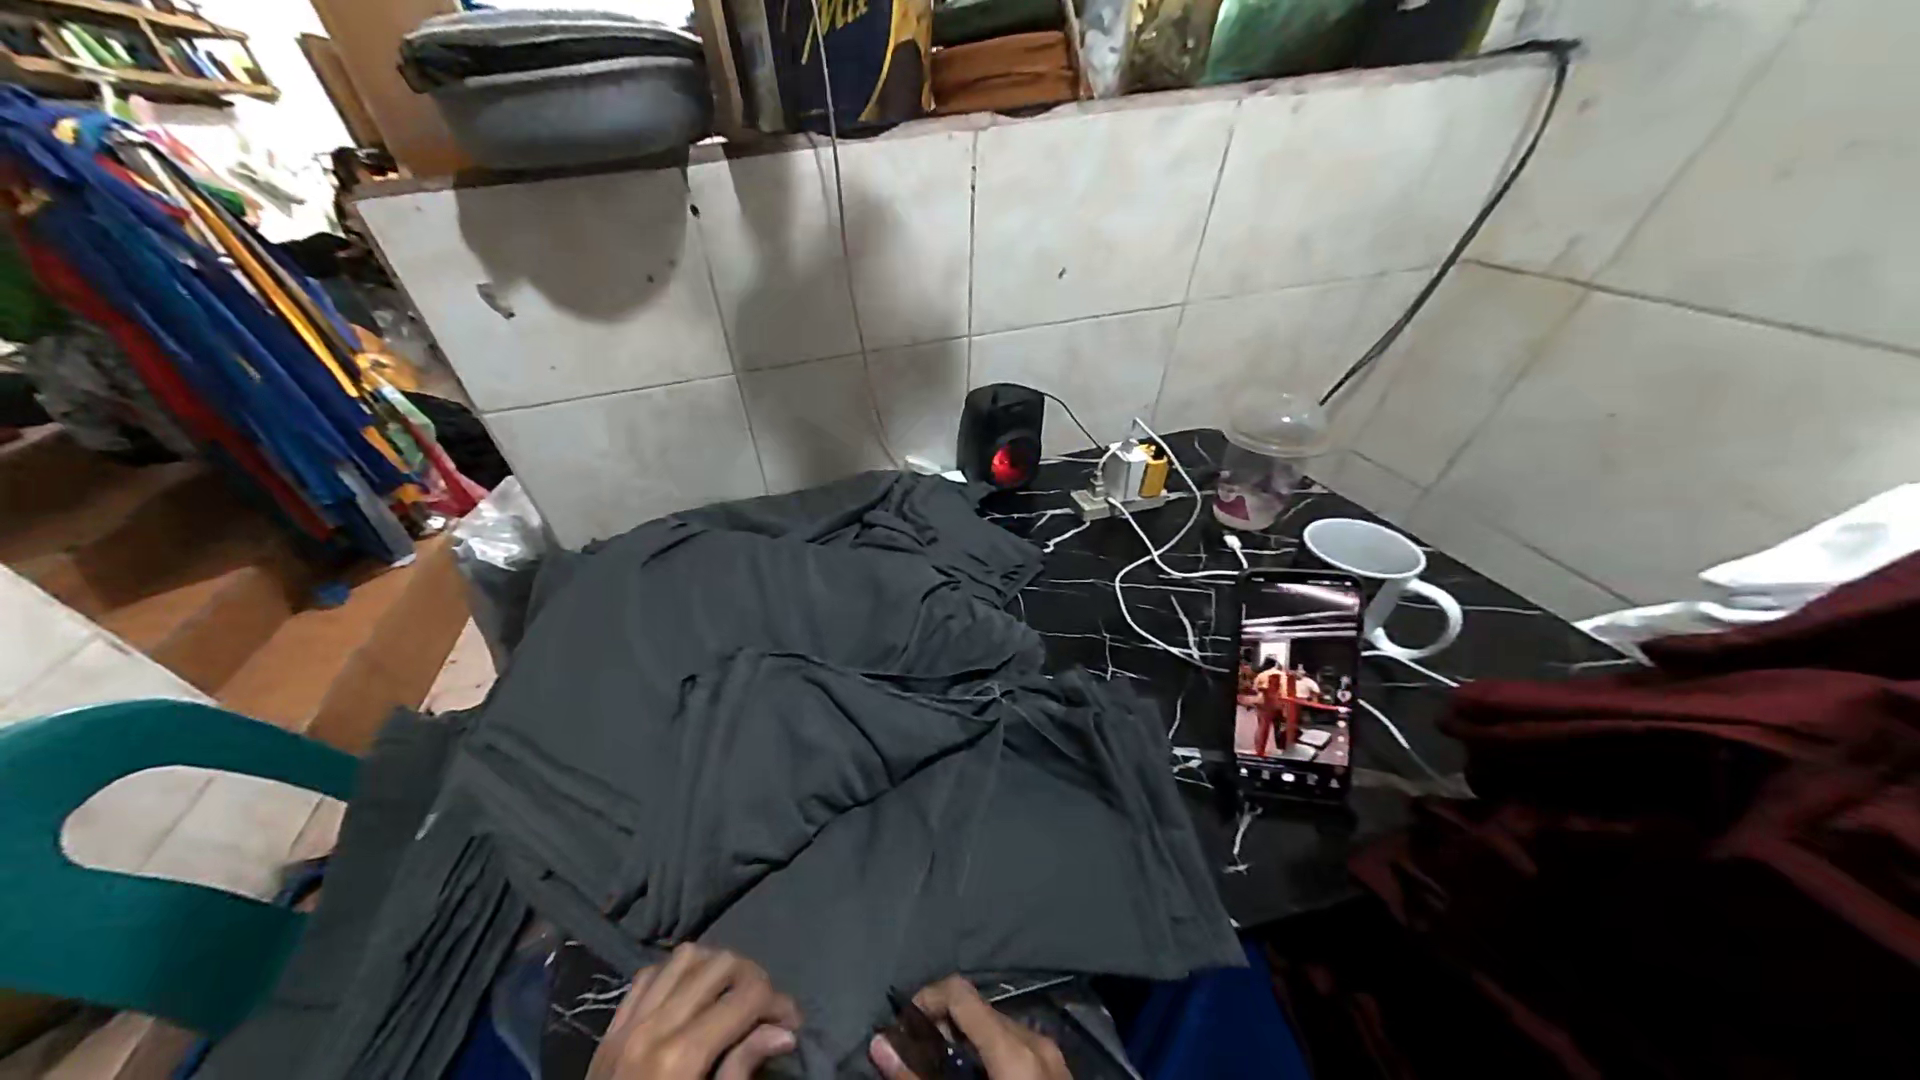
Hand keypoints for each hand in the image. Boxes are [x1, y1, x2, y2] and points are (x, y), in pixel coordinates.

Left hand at [587, 944, 802, 1079]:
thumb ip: (741, 1071)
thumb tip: (782, 1032)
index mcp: (681, 1059)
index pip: (748, 995)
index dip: (779, 1003)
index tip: (791, 1025)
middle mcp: (655, 1028)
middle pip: (723, 963)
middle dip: (754, 979)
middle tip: (764, 1011)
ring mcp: (628, 1025)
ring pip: (687, 957)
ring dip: (716, 968)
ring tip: (729, 996)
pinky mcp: (610, 1031)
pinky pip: (650, 975)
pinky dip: (677, 974)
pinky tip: (689, 997)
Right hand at [869, 976, 1069, 1079]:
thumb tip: (880, 1045)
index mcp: (1013, 1048)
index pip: (960, 992)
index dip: (925, 1000)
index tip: (903, 1031)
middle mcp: (1034, 1040)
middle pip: (976, 1009)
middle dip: (940, 1026)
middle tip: (915, 1058)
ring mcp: (1050, 1055)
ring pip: (995, 1027)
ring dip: (963, 1042)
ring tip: (940, 1073)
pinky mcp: (1055, 1071)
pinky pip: (1014, 1045)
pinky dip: (986, 1055)